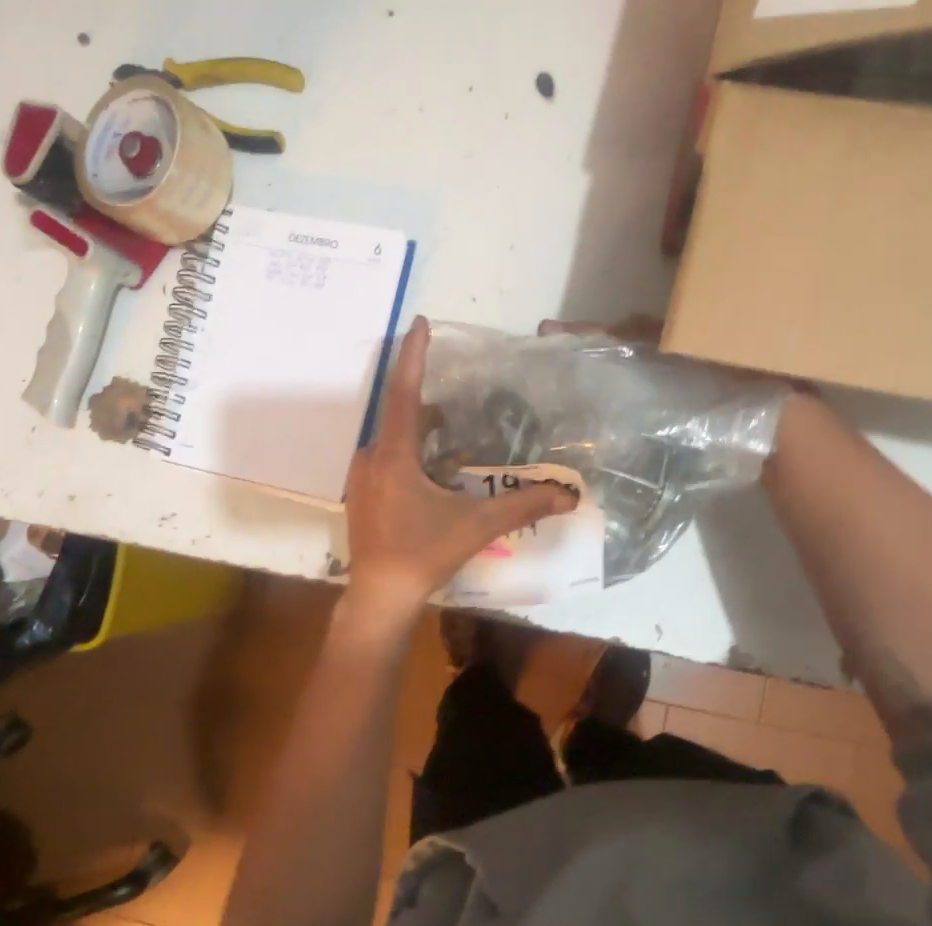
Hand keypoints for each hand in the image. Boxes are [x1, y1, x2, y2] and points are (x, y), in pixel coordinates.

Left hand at [344, 316, 577, 612]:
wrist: (380, 597)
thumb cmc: (423, 555)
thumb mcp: (477, 526)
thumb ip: (523, 505)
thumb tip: (569, 495)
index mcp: (394, 456)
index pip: (404, 393)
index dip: (413, 355)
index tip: (420, 322)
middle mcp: (372, 459)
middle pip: (401, 417)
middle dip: (429, 404)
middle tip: (459, 401)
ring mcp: (362, 480)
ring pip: (393, 441)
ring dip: (420, 433)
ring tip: (452, 435)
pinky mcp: (362, 497)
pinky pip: (386, 461)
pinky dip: (409, 455)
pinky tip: (433, 473)